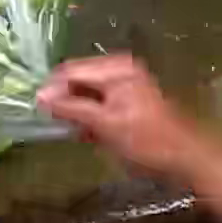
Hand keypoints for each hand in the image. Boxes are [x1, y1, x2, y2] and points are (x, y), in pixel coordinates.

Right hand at [37, 55, 220, 183]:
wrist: (185, 156)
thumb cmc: (146, 141)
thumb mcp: (105, 124)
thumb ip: (72, 108)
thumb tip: (40, 95)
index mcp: (116, 67)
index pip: (70, 70)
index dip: (52, 90)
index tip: (36, 112)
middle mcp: (119, 68)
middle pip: (78, 79)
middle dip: (65, 101)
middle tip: (57, 126)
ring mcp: (125, 83)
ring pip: (87, 93)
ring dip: (78, 112)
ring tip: (78, 133)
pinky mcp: (128, 99)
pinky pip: (99, 102)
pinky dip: (91, 117)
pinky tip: (91, 135)